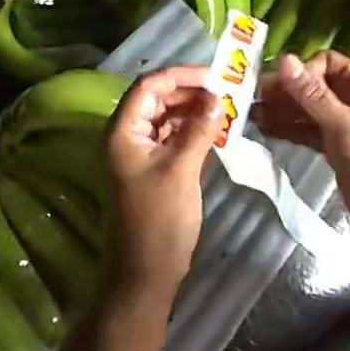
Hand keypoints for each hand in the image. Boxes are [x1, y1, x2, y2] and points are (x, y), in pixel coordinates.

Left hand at [105, 65, 220, 298]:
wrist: (145, 274)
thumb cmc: (159, 220)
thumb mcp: (182, 169)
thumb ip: (200, 129)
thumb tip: (219, 97)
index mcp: (123, 131)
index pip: (148, 86)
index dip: (180, 75)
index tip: (215, 77)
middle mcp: (127, 135)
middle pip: (157, 98)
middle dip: (190, 91)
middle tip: (226, 92)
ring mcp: (139, 152)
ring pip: (166, 116)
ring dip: (193, 109)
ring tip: (225, 107)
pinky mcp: (153, 167)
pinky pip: (172, 136)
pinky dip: (192, 128)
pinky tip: (216, 128)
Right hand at [253, 52, 349, 249]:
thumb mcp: (346, 128)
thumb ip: (313, 96)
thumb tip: (284, 58)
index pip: (327, 63)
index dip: (303, 70)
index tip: (277, 85)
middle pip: (314, 87)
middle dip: (285, 90)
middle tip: (250, 98)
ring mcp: (345, 129)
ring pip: (308, 112)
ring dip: (282, 111)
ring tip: (249, 113)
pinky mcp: (337, 153)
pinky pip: (309, 134)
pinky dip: (290, 131)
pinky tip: (265, 130)